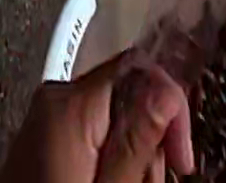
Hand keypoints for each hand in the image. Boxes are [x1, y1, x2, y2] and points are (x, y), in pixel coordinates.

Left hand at [0, 50, 194, 182]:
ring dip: (130, 154)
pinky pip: (93, 130)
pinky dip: (108, 158)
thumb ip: (135, 143)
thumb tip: (166, 92)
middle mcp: (56, 98)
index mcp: (70, 106)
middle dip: (148, 139)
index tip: (179, 154)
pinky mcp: (45, 136)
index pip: (139, 67)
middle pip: (128, 92)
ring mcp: (47, 117)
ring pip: (114, 115)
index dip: (170, 104)